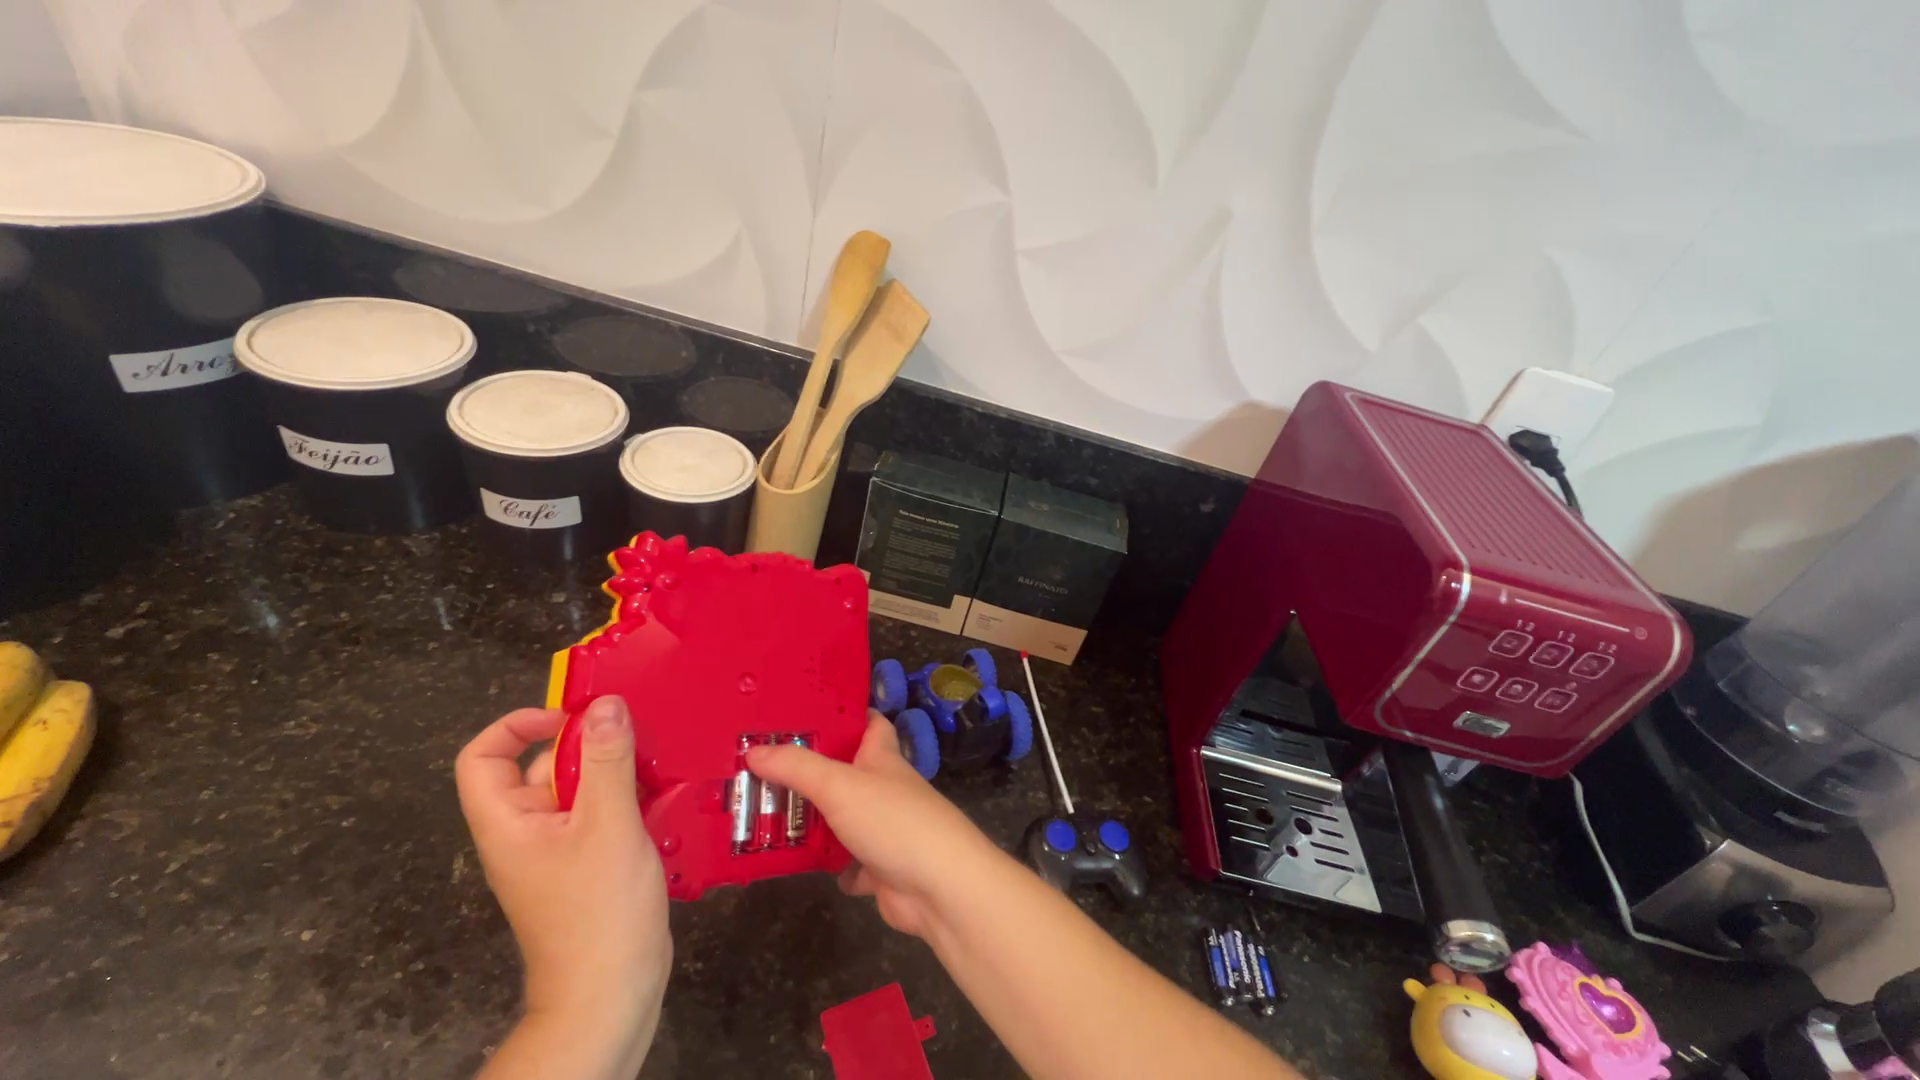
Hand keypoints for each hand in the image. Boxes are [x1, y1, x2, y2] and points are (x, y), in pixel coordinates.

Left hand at [455, 697, 669, 1068]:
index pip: (482, 757)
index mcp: (507, 823)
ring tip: (654, 766)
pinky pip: (597, 815)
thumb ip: (606, 761)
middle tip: (633, 739)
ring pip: (575, 791)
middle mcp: (524, 833)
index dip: (517, 725)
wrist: (611, 995)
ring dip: (612, 773)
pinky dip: (624, 799)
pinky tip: (660, 799)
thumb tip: (605, 704)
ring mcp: (556, 852)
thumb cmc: (599, 910)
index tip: (570, 719)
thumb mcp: (607, 825)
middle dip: (585, 747)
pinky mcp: (586, 866)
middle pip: (538, 769)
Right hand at [747, 710, 1002, 939]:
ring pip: (841, 819)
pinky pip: (847, 863)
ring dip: (812, 822)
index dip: (841, 713)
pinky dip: (830, 865)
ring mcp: (884, 829)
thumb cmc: (893, 820)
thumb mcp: (839, 785)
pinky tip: (800, 864)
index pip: (867, 722)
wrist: (940, 887)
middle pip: (844, 772)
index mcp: (882, 757)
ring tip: (765, 816)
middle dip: (808, 772)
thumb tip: (754, 751)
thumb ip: (796, 768)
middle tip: (761, 769)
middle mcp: (884, 788)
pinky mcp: (881, 868)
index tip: (802, 711)